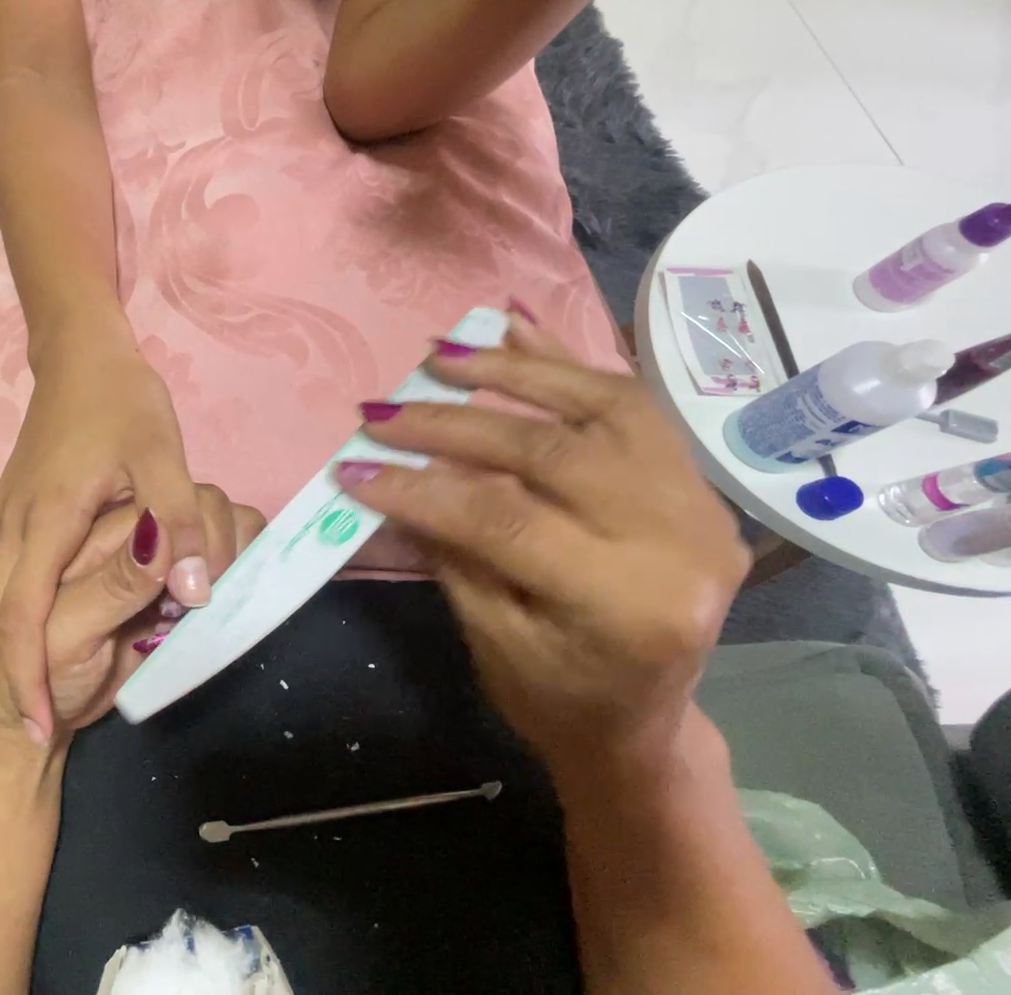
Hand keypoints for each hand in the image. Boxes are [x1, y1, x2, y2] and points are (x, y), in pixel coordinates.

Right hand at [0, 339, 211, 743]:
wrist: (78, 349)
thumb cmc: (120, 400)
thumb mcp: (161, 454)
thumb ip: (177, 522)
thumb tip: (196, 594)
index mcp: (46, 520)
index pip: (21, 613)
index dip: (23, 674)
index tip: (32, 726)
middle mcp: (15, 526)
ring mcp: (9, 515)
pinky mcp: (17, 506)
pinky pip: (4, 573)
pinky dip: (0, 615)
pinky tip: (12, 633)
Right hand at [337, 312, 749, 778]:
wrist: (643, 724)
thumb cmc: (555, 698)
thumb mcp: (488, 637)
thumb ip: (449, 548)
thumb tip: (394, 474)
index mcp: (623, 603)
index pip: (504, 518)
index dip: (420, 486)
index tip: (353, 466)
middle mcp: (679, 540)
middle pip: (550, 451)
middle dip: (452, 424)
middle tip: (380, 411)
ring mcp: (699, 504)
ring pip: (603, 406)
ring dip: (514, 370)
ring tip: (443, 355)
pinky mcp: (694, 484)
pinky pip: (630, 406)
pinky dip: (568, 364)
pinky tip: (516, 328)